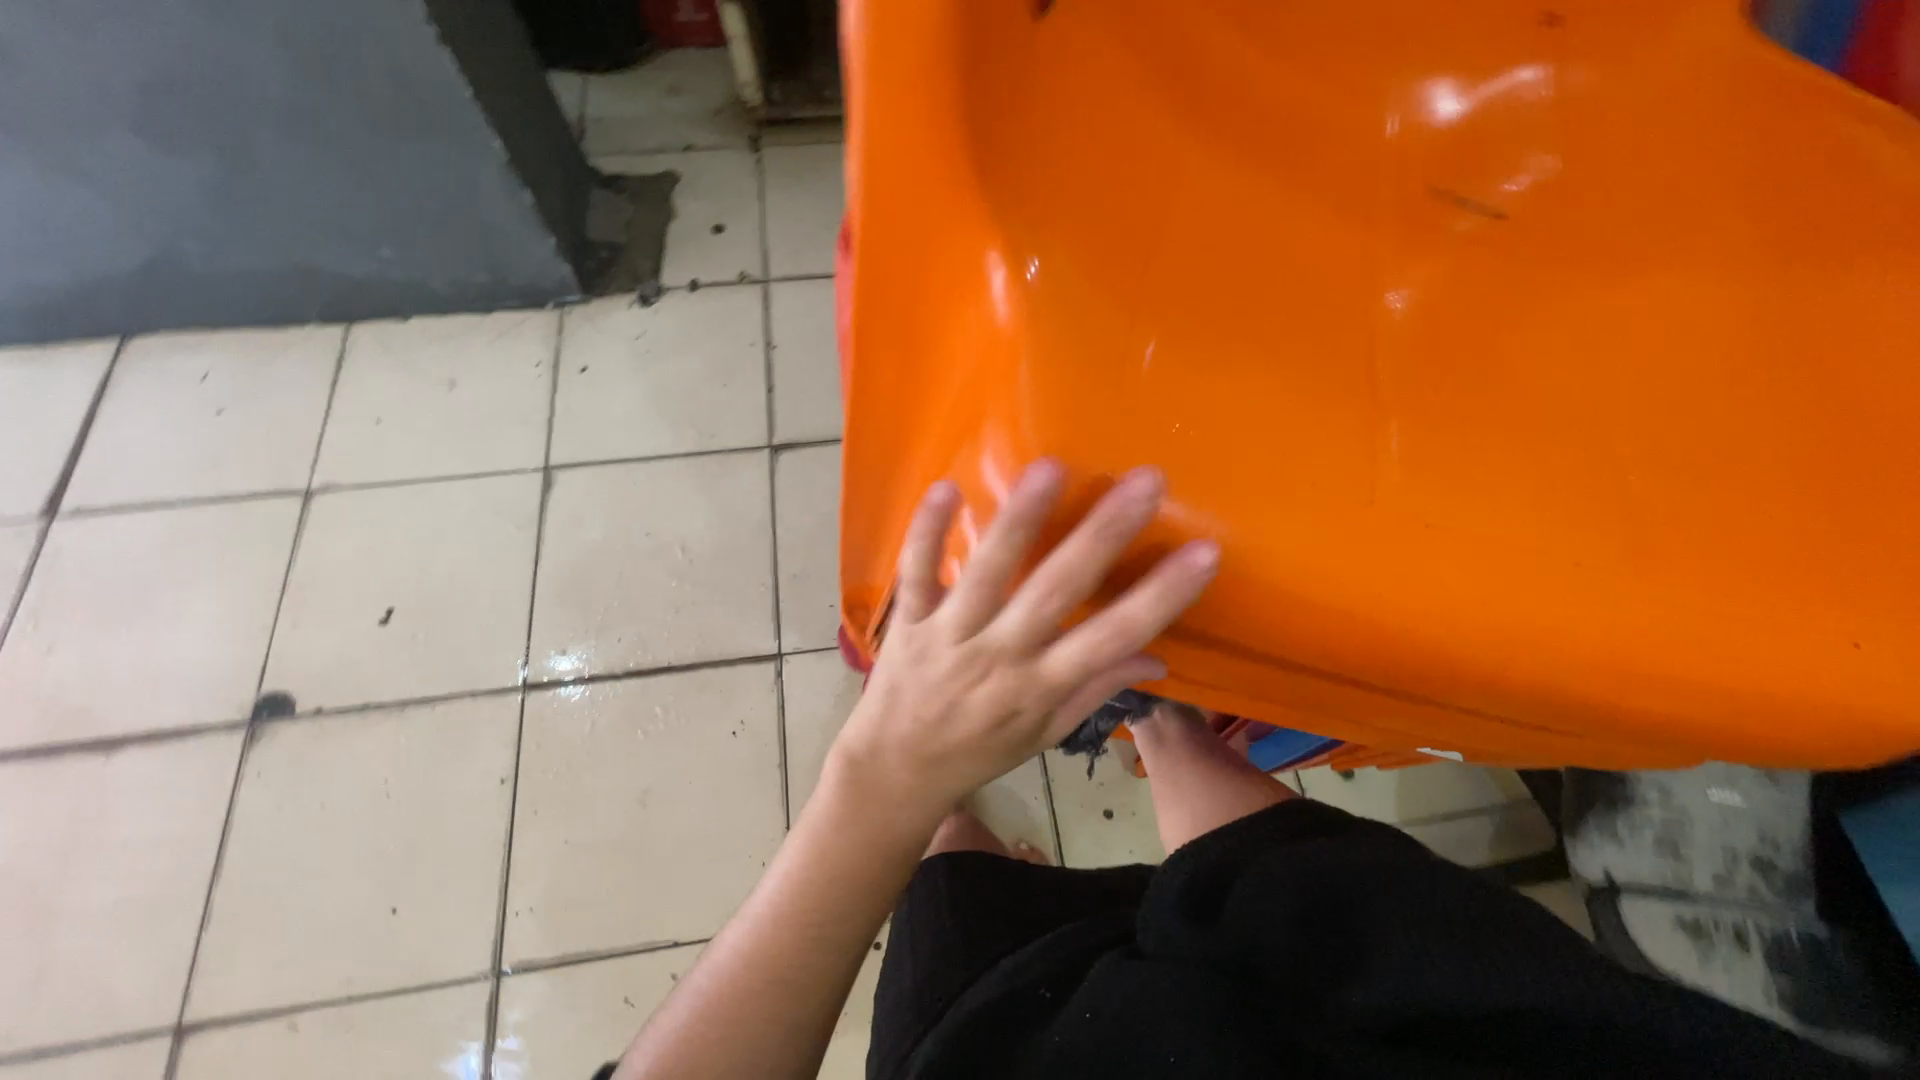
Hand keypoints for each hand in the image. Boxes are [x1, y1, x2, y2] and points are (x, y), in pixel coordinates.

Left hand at [826, 459, 1219, 819]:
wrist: (895, 772)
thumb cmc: (979, 752)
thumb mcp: (1043, 735)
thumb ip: (1095, 691)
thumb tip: (1156, 659)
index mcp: (1039, 687)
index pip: (1113, 637)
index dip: (1162, 596)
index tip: (1204, 552)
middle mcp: (999, 656)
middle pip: (1057, 590)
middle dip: (1104, 534)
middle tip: (1147, 482)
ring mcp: (949, 634)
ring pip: (988, 571)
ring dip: (1021, 518)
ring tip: (1052, 467)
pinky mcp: (908, 621)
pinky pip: (916, 572)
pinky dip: (927, 531)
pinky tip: (946, 486)